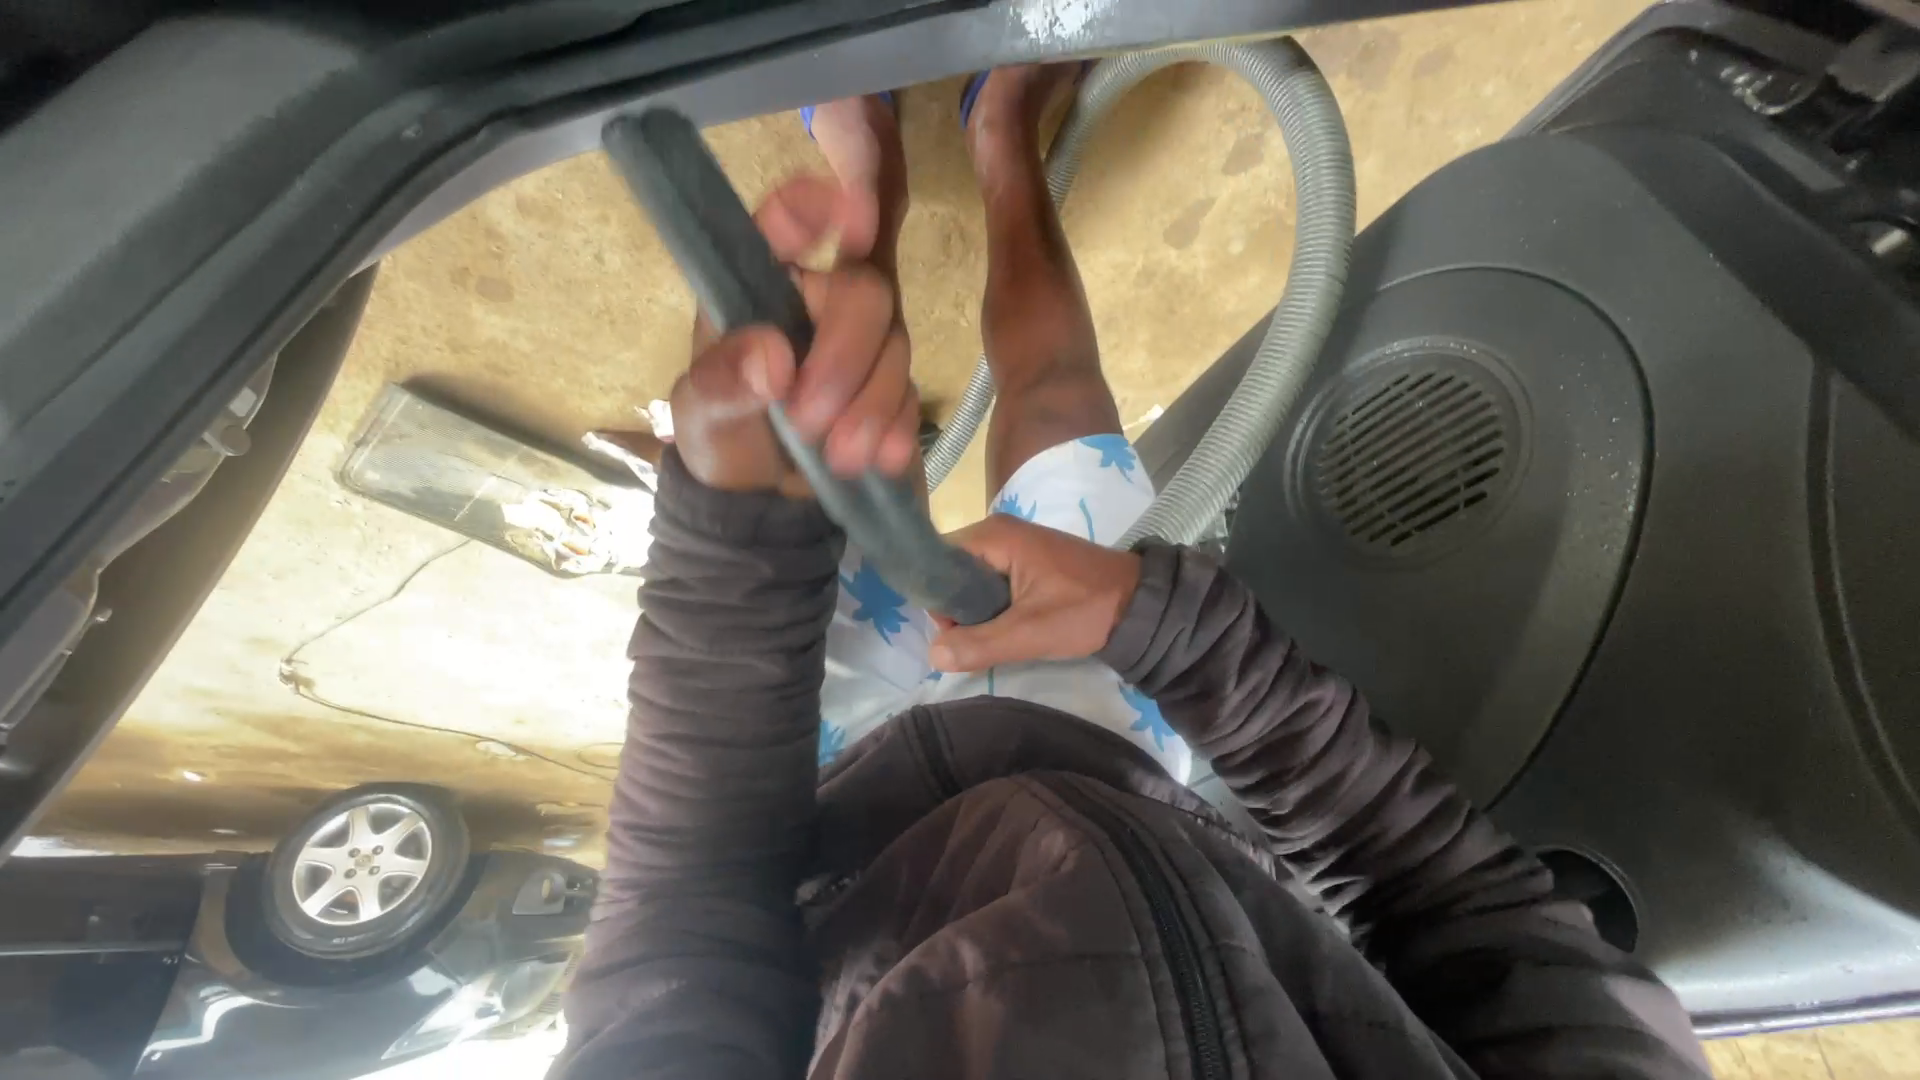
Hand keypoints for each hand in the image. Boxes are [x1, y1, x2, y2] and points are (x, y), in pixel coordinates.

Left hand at [672, 175, 917, 494]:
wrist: (767, 507)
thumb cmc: (725, 441)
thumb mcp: (704, 417)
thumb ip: (724, 384)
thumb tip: (772, 358)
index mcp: (763, 290)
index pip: (787, 223)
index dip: (816, 206)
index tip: (851, 215)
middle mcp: (819, 306)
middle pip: (865, 292)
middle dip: (845, 358)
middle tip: (809, 420)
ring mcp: (863, 349)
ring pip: (897, 346)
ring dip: (872, 405)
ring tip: (838, 458)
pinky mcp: (892, 393)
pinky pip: (913, 395)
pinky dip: (898, 428)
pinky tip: (881, 460)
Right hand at [928, 516, 1141, 671]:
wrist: (1142, 604)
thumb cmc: (1085, 611)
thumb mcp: (1029, 633)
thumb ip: (979, 644)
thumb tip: (933, 655)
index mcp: (994, 536)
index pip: (939, 560)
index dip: (938, 598)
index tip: (954, 631)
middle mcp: (999, 531)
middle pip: (954, 570)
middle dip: (959, 608)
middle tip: (982, 637)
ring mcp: (1015, 543)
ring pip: (973, 579)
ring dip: (977, 610)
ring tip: (1000, 633)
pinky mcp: (1028, 559)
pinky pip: (992, 581)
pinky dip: (994, 605)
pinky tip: (1010, 625)